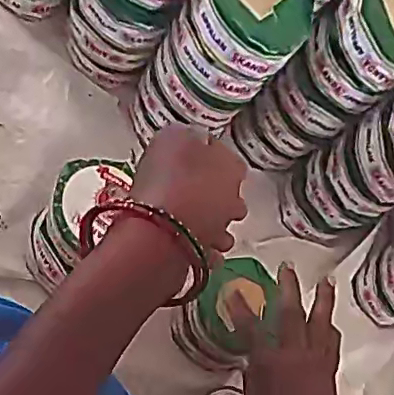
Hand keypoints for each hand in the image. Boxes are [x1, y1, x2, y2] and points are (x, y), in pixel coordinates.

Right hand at [131, 127, 247, 253]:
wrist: (159, 226)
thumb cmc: (167, 175)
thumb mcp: (173, 137)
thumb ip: (188, 137)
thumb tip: (194, 141)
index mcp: (232, 167)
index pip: (225, 155)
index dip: (205, 155)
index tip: (186, 158)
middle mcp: (235, 200)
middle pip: (228, 193)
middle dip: (213, 193)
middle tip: (187, 190)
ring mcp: (222, 231)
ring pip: (221, 225)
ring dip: (209, 222)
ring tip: (185, 220)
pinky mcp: (207, 257)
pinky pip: (208, 253)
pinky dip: (199, 249)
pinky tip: (184, 244)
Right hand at [231, 264, 375, 394]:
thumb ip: (252, 384)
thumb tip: (253, 367)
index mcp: (270, 365)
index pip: (251, 329)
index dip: (241, 309)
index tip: (233, 290)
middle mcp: (296, 356)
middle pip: (292, 314)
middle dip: (287, 289)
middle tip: (286, 268)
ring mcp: (317, 362)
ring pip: (320, 322)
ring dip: (321, 299)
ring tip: (324, 281)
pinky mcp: (330, 373)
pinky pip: (331, 341)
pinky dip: (329, 326)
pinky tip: (329, 324)